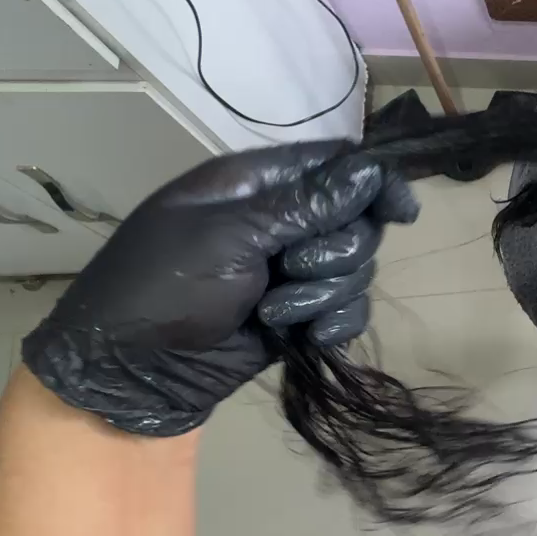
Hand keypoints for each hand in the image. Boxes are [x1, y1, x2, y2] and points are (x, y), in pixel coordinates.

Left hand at [21, 140, 418, 434]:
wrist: (135, 371)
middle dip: (336, 253)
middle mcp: (285, 220)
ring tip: (276, 312)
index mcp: (259, 185)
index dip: (375, 182)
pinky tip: (308, 336)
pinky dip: (336, 322)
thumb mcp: (231, 236)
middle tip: (294, 268)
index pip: (337, 164)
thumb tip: (372, 171)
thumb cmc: (164, 286)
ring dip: (325, 294)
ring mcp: (296, 268)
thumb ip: (306, 204)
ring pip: (357, 269)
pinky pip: (351, 308)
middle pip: (358, 221)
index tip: (401, 212)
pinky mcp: (306, 310)